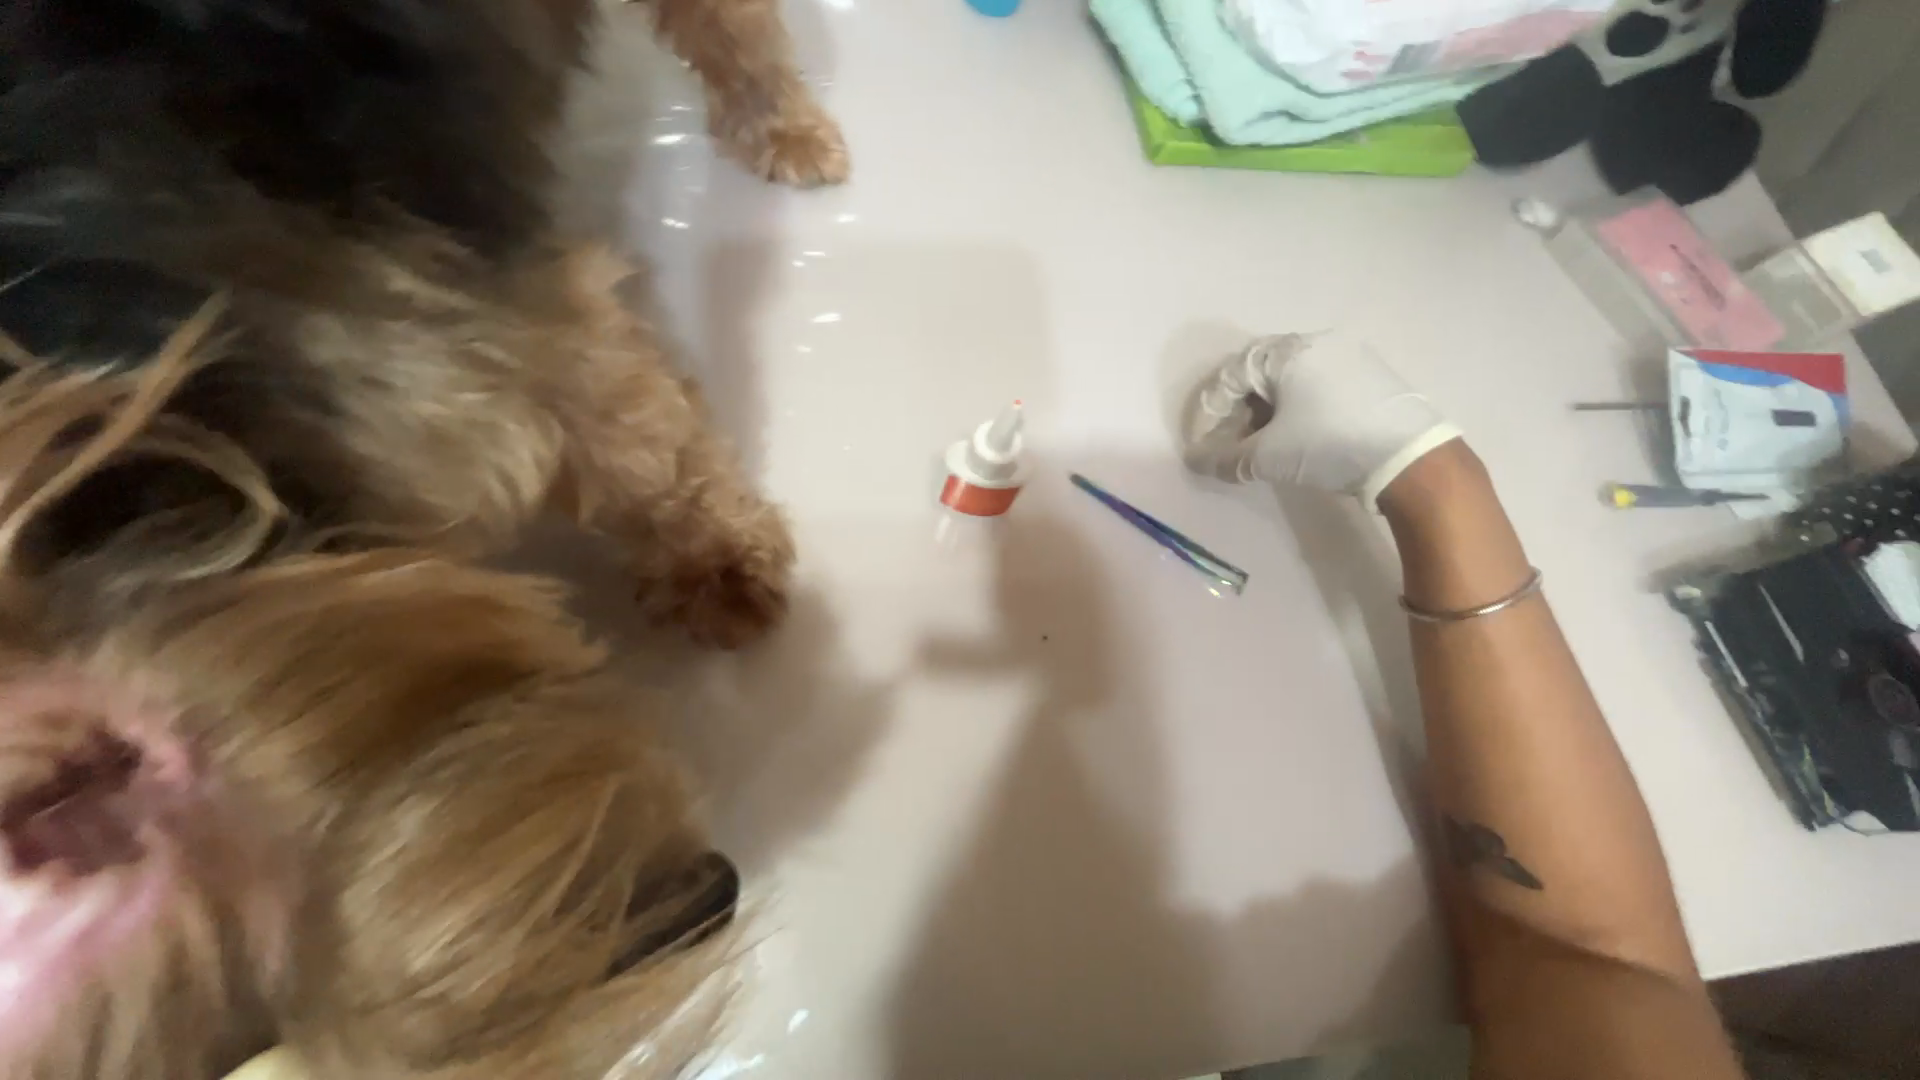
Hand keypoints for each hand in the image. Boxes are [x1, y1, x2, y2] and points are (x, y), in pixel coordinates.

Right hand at [1181, 332, 1460, 506]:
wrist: (1411, 460)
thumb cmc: (1328, 446)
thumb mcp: (1268, 457)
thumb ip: (1226, 459)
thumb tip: (1197, 463)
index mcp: (1287, 352)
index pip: (1230, 377)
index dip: (1209, 413)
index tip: (1202, 444)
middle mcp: (1316, 343)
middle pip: (1259, 376)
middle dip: (1237, 413)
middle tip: (1231, 446)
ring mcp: (1348, 357)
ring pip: (1289, 382)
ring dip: (1266, 414)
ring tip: (1261, 446)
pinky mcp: (1370, 376)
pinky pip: (1316, 387)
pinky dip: (1296, 410)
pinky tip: (1296, 438)